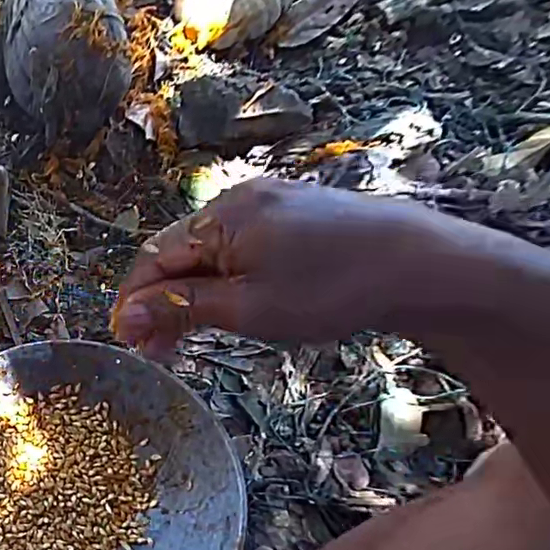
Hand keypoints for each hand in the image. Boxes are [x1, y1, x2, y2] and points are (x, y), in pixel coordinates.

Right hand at [113, 179, 501, 355]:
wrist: (425, 266)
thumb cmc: (331, 289)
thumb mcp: (247, 307)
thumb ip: (180, 308)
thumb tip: (123, 317)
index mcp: (220, 217)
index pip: (152, 258)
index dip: (134, 302)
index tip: (128, 342)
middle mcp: (236, 200)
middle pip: (175, 254)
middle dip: (159, 302)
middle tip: (156, 350)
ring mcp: (265, 204)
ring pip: (203, 254)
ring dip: (186, 295)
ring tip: (184, 337)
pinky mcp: (288, 215)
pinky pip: (233, 249)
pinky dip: (217, 281)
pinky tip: (222, 306)